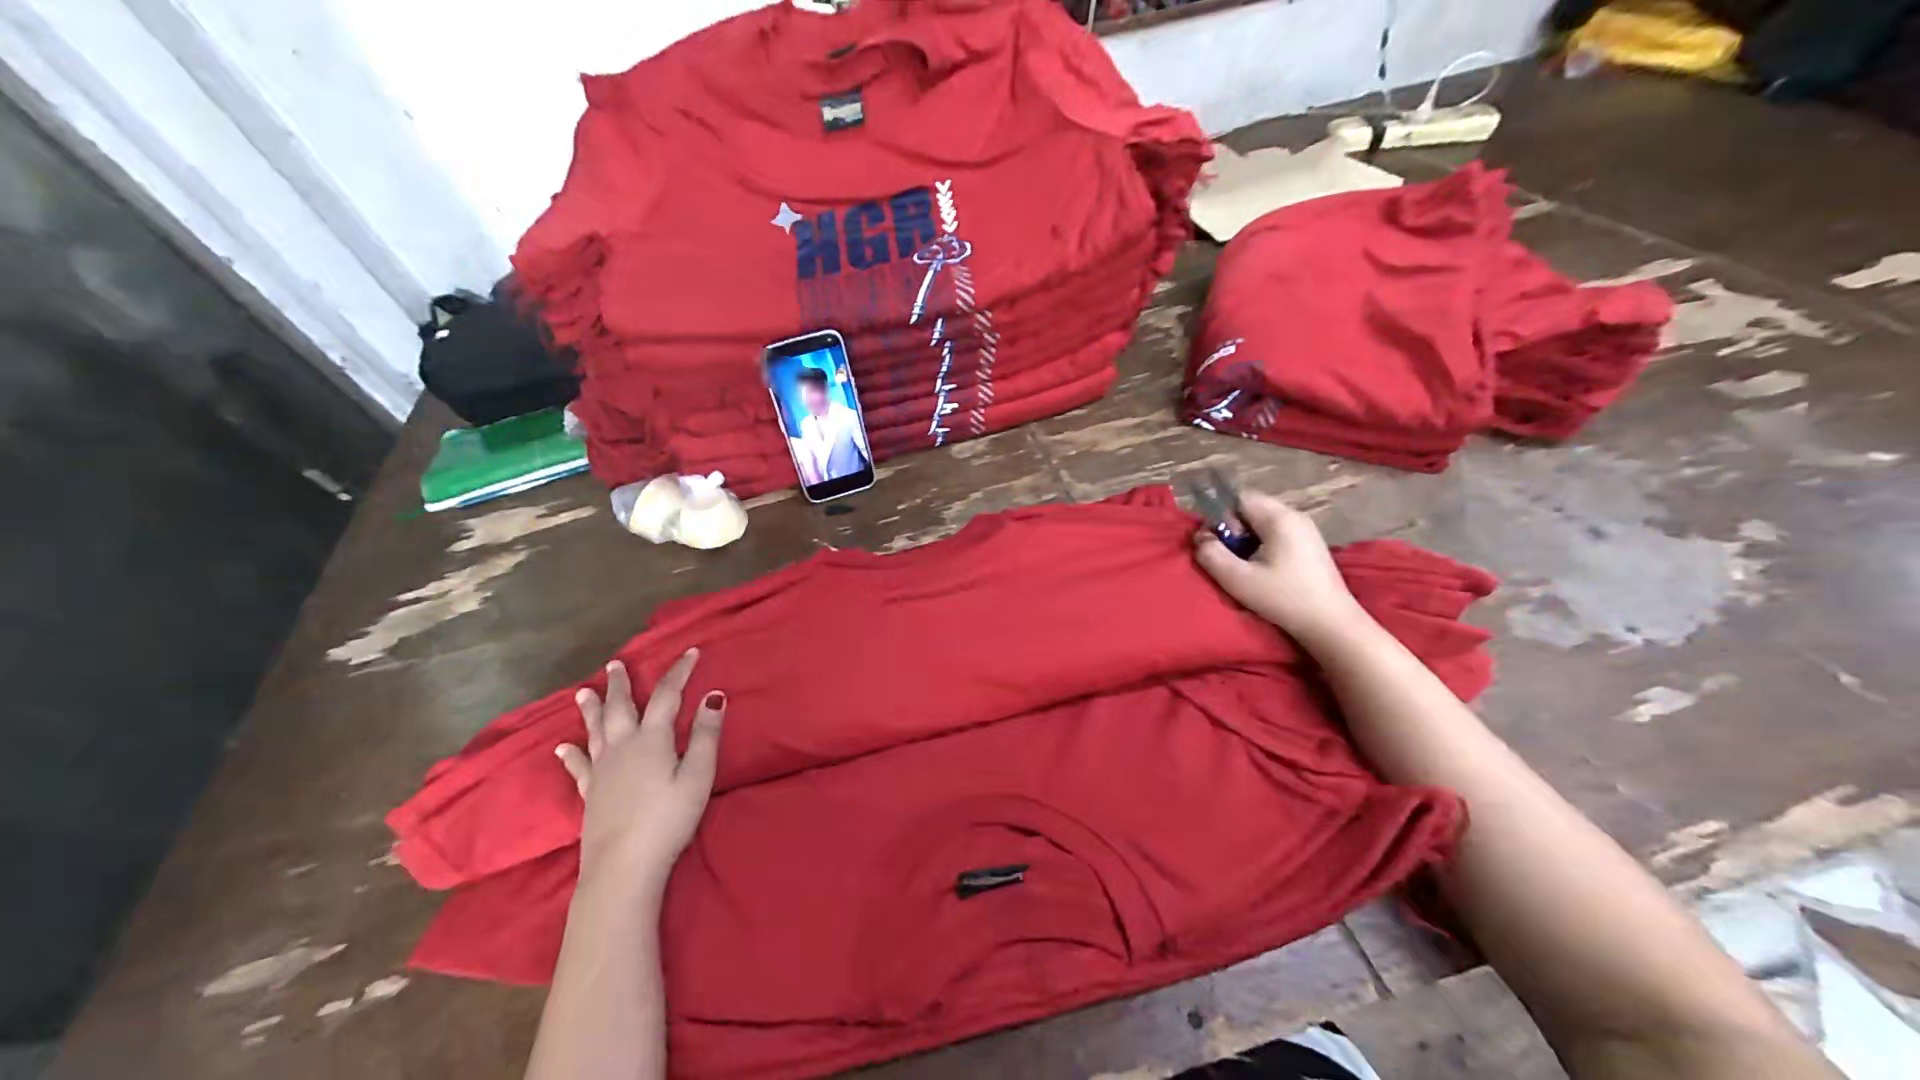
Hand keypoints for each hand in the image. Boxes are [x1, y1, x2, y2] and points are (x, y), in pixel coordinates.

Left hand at [556, 649, 723, 894]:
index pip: (667, 695)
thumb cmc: (668, 819)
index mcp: (651, 739)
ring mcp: (602, 770)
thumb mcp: (697, 775)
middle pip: (620, 707)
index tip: (690, 652)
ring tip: (584, 691)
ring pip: (595, 730)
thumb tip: (714, 695)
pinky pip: (579, 766)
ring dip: (592, 709)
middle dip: (621, 684)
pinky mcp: (590, 793)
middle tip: (616, 663)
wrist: (623, 864)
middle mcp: (622, 746)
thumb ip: (705, 735)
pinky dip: (571, 754)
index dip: (679, 671)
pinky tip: (562, 748)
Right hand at [1192, 491, 1370, 644]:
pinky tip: (1264, 570)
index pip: (1239, 498)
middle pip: (1252, 508)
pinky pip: (1277, 533)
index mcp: (1279, 518)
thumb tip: (1200, 538)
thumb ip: (1211, 554)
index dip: (1221, 517)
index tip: (1219, 543)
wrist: (1331, 624)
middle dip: (1233, 528)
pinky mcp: (1310, 545)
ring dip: (1247, 539)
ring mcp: (1306, 530)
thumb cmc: (1284, 599)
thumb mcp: (1238, 580)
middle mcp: (1295, 516)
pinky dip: (1263, 545)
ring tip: (1246, 566)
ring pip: (1263, 522)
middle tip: (1230, 557)